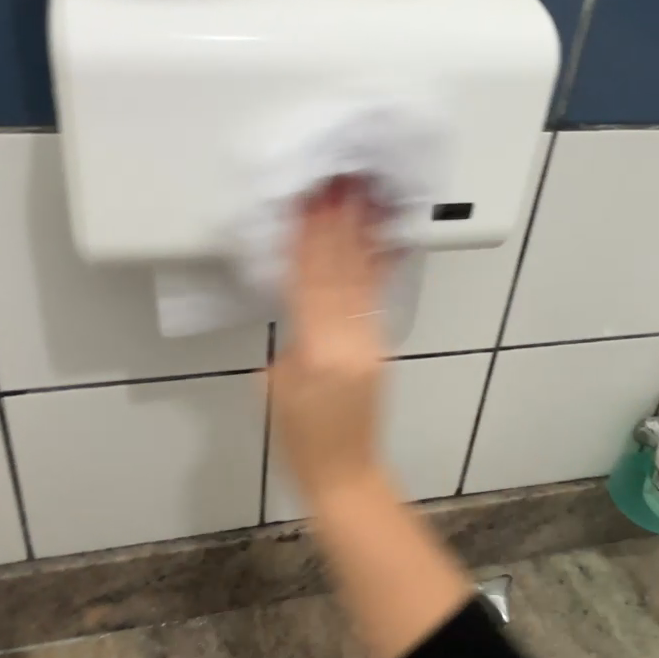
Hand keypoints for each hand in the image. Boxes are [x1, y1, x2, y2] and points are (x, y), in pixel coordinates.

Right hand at [271, 179, 387, 501]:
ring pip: (360, 280)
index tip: (309, 200)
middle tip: (338, 181)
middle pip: (338, 273)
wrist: (345, 476)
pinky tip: (381, 239)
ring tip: (360, 196)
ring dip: (359, 235)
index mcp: (315, 353)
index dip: (308, 239)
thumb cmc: (300, 441)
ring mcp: (369, 344)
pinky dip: (378, 266)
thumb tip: (301, 306)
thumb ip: (290, 342)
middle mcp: (347, 342)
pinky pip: (376, 300)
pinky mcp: (379, 349)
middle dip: (337, 224)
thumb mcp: (277, 389)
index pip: (308, 282)